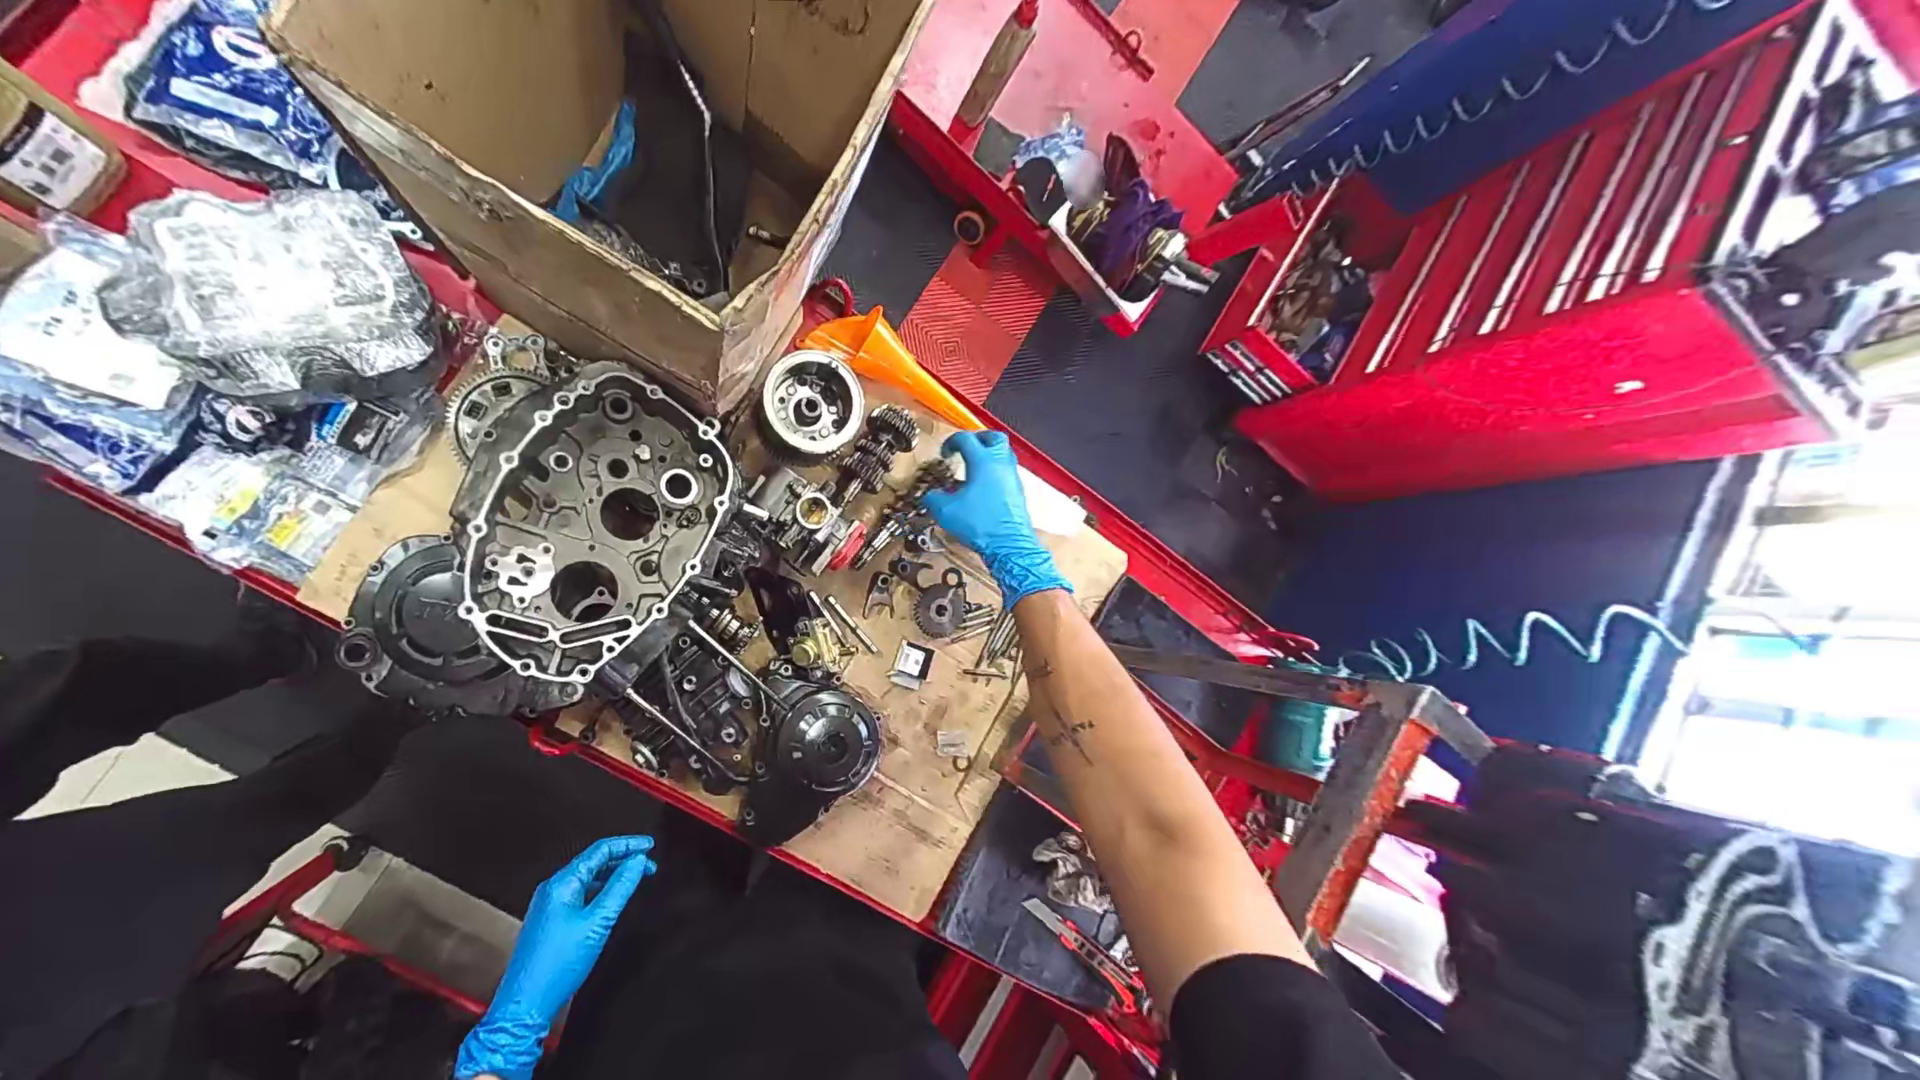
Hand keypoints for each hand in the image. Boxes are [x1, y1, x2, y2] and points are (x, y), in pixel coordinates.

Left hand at [454, 836, 656, 1079]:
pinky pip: (581, 893)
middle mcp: (552, 889)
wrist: (524, 1006)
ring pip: (588, 877)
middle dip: (623, 859)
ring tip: (635, 879)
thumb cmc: (557, 966)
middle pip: (594, 861)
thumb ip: (621, 886)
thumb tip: (638, 861)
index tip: (649, 845)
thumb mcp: (599, 921)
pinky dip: (601, 889)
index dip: (628, 844)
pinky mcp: (550, 920)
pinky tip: (613, 898)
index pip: (600, 849)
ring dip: (613, 874)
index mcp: (562, 883)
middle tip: (648, 864)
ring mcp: (549, 905)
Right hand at [921, 431, 1070, 605]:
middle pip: (993, 437)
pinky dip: (995, 473)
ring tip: (974, 467)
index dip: (952, 442)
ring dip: (989, 455)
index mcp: (983, 461)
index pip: (967, 439)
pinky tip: (984, 488)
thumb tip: (930, 496)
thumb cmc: (981, 524)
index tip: (945, 452)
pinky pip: (1007, 473)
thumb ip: (934, 499)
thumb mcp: (946, 511)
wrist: (1010, 545)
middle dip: (978, 438)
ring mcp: (1013, 478)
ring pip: (1003, 454)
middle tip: (966, 447)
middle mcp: (1001, 464)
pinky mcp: (1018, 492)